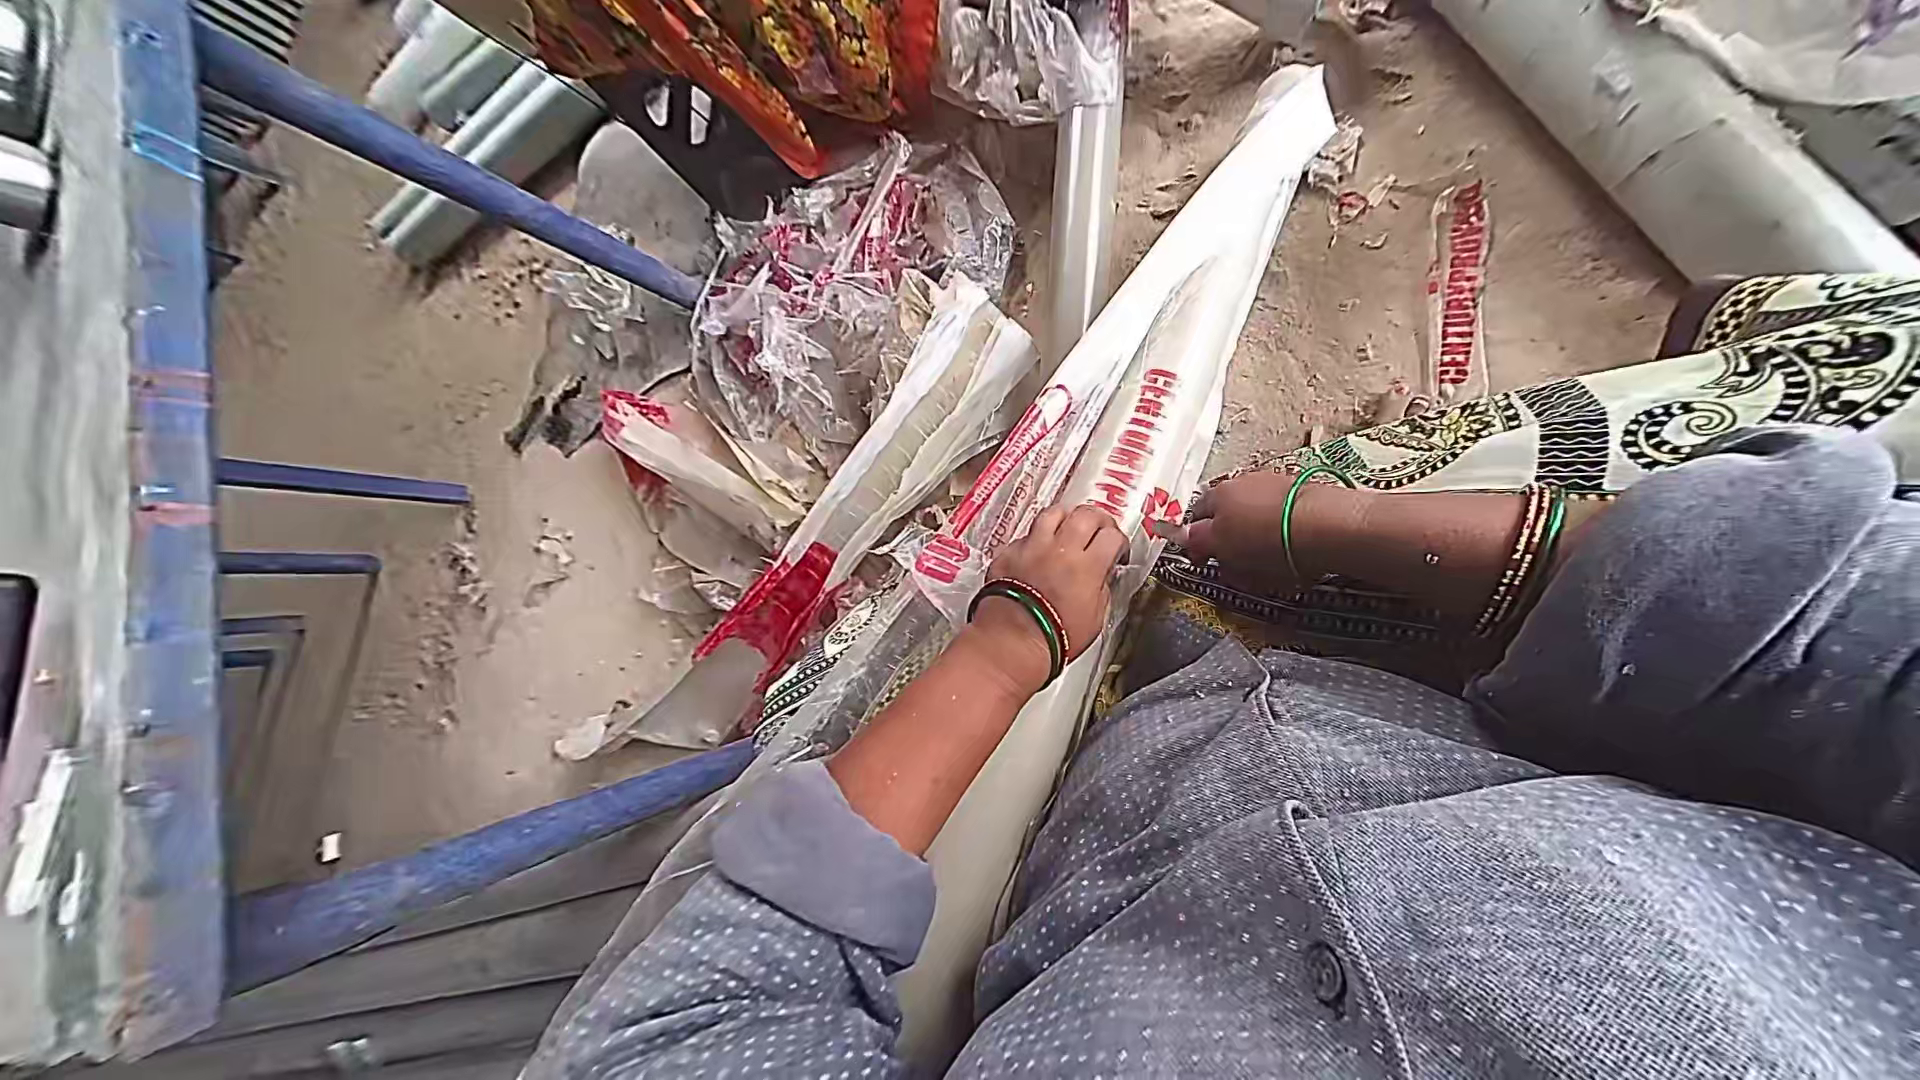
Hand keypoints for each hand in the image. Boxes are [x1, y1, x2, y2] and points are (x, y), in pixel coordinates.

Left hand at [962, 503, 1125, 695]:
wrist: (1012, 642)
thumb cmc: (1055, 637)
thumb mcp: (1095, 619)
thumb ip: (1102, 589)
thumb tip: (1102, 576)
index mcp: (1088, 566)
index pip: (1113, 536)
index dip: (1119, 541)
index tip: (1117, 550)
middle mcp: (1061, 549)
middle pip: (1086, 515)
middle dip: (1099, 520)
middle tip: (1100, 530)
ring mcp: (1032, 546)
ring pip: (1054, 513)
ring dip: (1066, 518)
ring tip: (1069, 527)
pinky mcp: (1009, 551)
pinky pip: (1027, 534)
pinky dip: (1037, 537)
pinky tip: (1039, 549)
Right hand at [1182, 471, 1367, 589]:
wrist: (1327, 525)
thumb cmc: (1263, 539)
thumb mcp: (1221, 546)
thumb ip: (1199, 541)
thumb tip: (1184, 536)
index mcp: (1217, 493)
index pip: (1195, 516)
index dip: (1196, 541)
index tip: (1204, 562)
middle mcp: (1243, 482)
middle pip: (1227, 515)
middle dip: (1228, 539)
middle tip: (1235, 567)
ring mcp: (1276, 485)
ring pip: (1256, 517)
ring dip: (1255, 537)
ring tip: (1266, 565)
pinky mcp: (1306, 494)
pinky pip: (1283, 519)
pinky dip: (1281, 535)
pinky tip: (1291, 552)